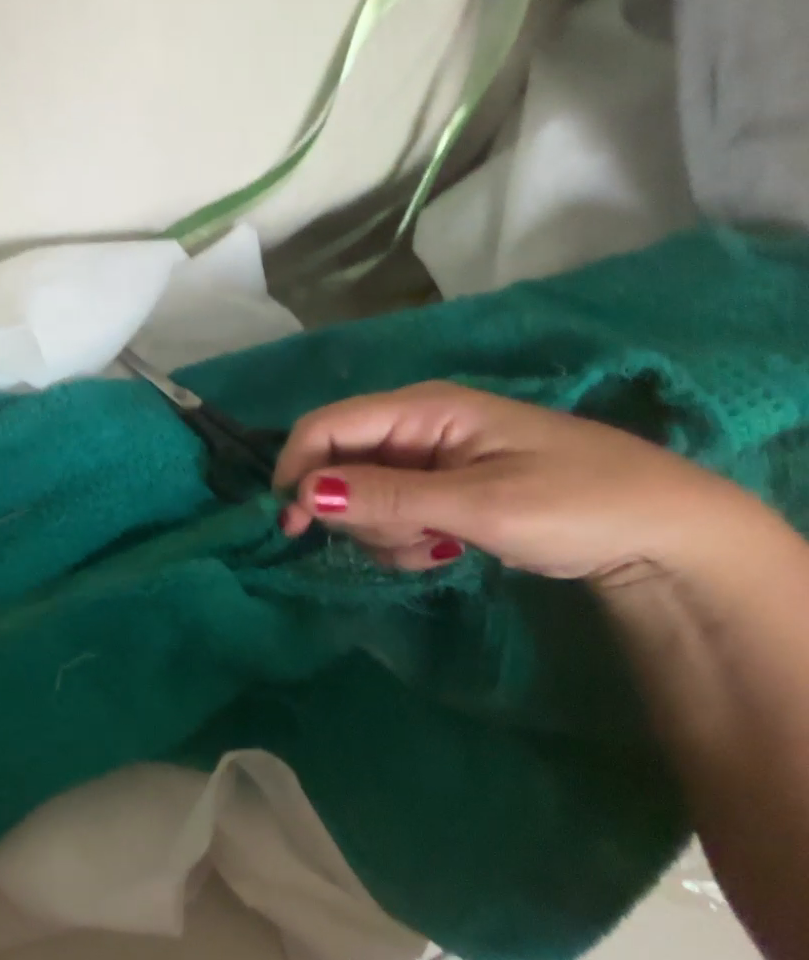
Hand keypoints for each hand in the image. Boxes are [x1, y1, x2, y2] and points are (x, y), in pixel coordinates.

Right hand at [272, 381, 762, 585]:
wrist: (666, 538)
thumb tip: (304, 494)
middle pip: (337, 465)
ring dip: (382, 531)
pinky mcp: (437, 491)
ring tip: (437, 546)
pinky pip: (386, 515)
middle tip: (404, 537)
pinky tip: (442, 550)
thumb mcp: (480, 505)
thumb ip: (388, 497)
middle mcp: (415, 429)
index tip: (294, 522)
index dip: (298, 469)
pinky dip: (401, 540)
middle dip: (355, 510)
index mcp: (424, 409)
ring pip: (358, 497)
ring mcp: (426, 461)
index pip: (325, 426)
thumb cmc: (580, 504)